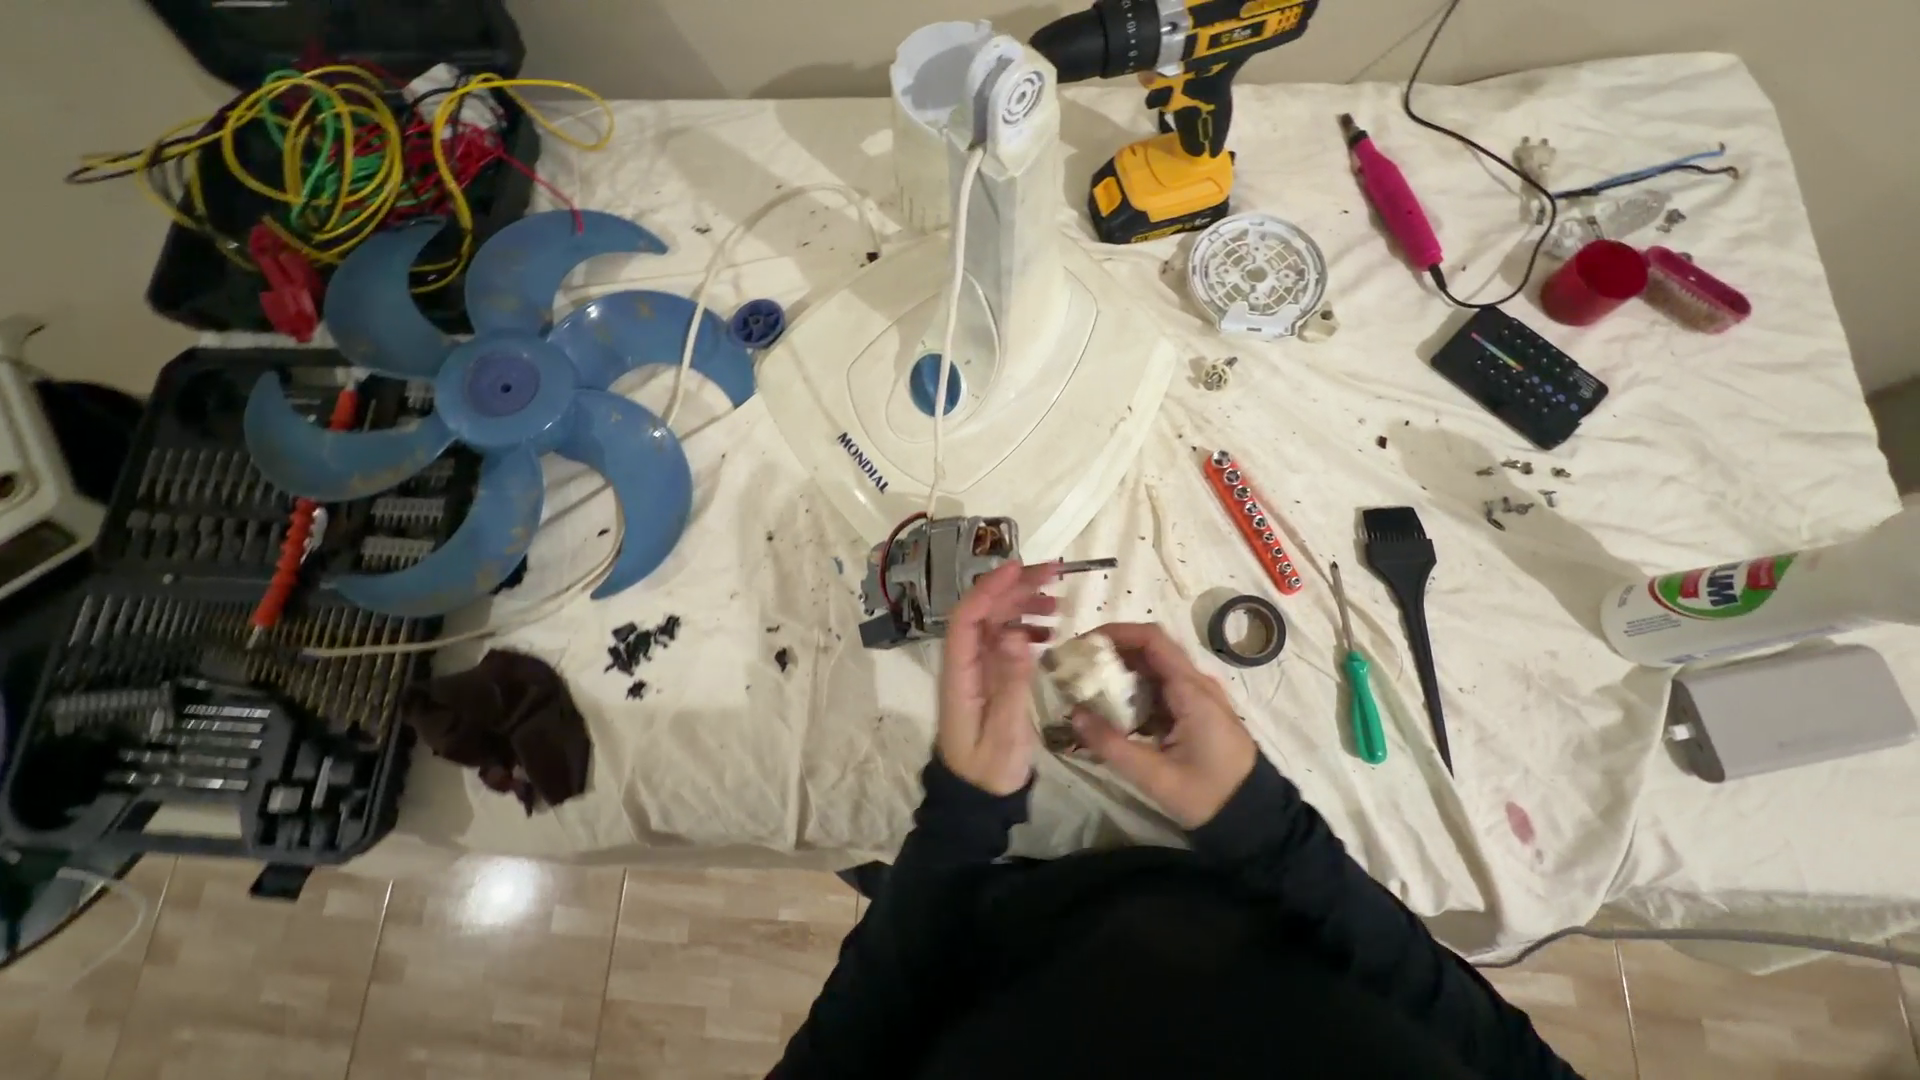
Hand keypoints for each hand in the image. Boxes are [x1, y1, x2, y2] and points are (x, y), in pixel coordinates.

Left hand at [937, 561, 1059, 794]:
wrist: (976, 798)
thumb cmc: (988, 769)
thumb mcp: (1004, 731)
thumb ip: (1011, 683)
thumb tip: (1018, 634)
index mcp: (960, 673)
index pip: (968, 618)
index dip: (991, 589)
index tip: (1021, 568)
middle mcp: (965, 663)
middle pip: (984, 612)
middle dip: (1015, 587)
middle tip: (1055, 574)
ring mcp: (977, 670)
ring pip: (996, 622)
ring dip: (1022, 604)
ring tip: (1058, 601)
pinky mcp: (990, 678)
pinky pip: (1005, 641)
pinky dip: (1026, 628)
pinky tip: (1050, 632)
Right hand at [1070, 622, 1257, 828]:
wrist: (1254, 817)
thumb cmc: (1208, 796)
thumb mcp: (1155, 777)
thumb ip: (1112, 745)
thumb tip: (1073, 714)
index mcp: (1191, 691)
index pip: (1152, 640)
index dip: (1115, 633)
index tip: (1082, 645)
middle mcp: (1196, 685)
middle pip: (1149, 650)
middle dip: (1110, 652)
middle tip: (1075, 666)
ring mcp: (1197, 697)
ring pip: (1153, 669)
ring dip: (1119, 672)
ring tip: (1085, 685)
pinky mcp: (1194, 712)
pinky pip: (1160, 690)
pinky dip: (1132, 691)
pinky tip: (1109, 709)